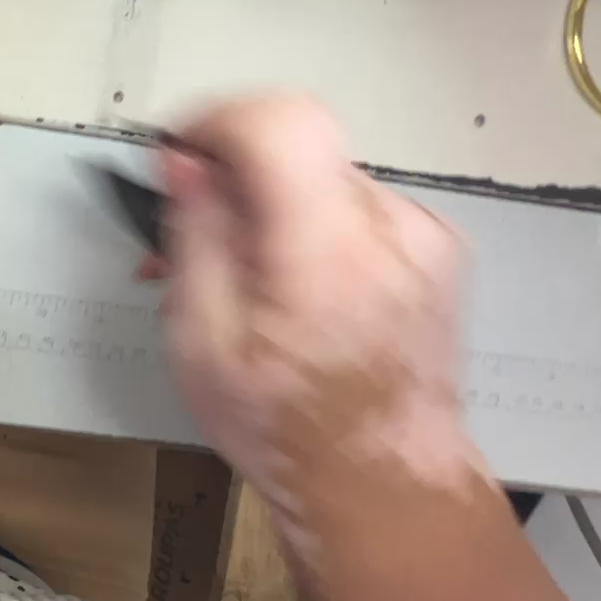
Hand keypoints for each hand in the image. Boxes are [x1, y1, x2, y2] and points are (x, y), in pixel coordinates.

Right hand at [149, 95, 480, 549]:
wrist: (374, 477)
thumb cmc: (274, 420)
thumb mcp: (200, 337)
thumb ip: (196, 241)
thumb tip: (184, 164)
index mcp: (324, 249)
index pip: (280, 124)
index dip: (213, 124)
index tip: (168, 155)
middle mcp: (390, 226)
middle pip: (294, 157)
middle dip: (221, 188)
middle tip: (169, 251)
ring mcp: (423, 236)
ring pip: (316, 186)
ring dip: (255, 216)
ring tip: (217, 284)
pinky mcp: (432, 252)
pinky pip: (347, 215)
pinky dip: (295, 234)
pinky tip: (270, 290)